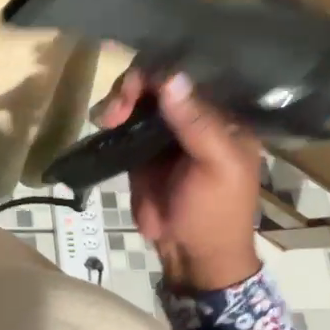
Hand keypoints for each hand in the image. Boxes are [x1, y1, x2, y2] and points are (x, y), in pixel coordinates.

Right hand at [94, 69, 262, 292]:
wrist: (189, 255)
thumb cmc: (216, 213)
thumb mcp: (217, 168)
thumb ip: (197, 123)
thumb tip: (172, 78)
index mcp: (224, 118)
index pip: (192, 79)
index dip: (163, 74)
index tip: (139, 87)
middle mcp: (194, 116)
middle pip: (160, 80)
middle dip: (135, 85)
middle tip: (119, 107)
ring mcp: (166, 129)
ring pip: (139, 95)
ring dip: (120, 98)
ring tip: (110, 119)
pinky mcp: (141, 143)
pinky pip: (124, 117)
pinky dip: (111, 112)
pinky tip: (105, 122)